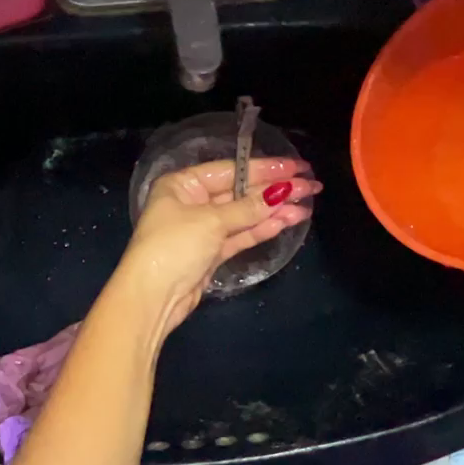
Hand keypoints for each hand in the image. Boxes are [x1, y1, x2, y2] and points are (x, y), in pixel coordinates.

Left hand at [115, 157, 319, 332]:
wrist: (153, 296)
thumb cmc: (174, 247)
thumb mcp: (211, 221)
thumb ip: (247, 208)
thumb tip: (281, 194)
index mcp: (183, 184)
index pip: (231, 170)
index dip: (266, 168)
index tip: (296, 167)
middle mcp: (192, 202)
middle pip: (240, 191)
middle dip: (275, 190)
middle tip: (311, 187)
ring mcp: (202, 229)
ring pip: (244, 215)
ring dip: (274, 211)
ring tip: (306, 207)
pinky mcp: (210, 253)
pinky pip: (241, 235)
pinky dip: (262, 229)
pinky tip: (286, 221)